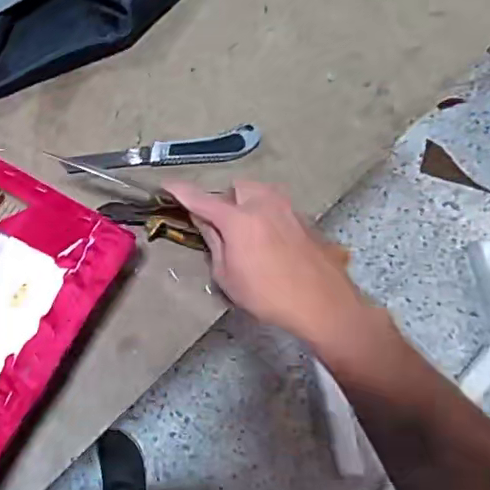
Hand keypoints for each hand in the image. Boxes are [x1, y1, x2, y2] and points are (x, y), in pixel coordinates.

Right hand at [163, 180, 391, 357]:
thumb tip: (204, 221)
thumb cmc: (267, 295)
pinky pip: (278, 207)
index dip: (181, 192)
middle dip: (225, 200)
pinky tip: (269, 241)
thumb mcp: (227, 275)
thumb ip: (214, 242)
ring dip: (248, 203)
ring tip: (246, 229)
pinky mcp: (305, 220)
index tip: (167, 186)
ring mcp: (288, 210)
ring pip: (261, 193)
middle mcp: (264, 205)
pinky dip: (267, 215)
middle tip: (220, 224)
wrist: (323, 304)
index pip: (201, 199)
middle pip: (238, 188)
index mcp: (239, 219)